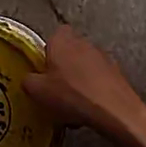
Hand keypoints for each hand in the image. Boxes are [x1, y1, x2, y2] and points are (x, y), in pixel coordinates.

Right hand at [23, 27, 145, 141]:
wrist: (114, 111)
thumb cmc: (71, 95)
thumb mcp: (37, 91)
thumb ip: (28, 81)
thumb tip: (29, 80)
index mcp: (61, 40)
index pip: (53, 35)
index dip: (48, 51)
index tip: (44, 68)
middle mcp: (83, 42)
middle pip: (69, 51)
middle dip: (63, 67)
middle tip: (55, 87)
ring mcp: (103, 56)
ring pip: (84, 66)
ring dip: (78, 79)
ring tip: (72, 103)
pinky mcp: (117, 73)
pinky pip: (98, 79)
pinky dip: (93, 90)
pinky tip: (88, 108)